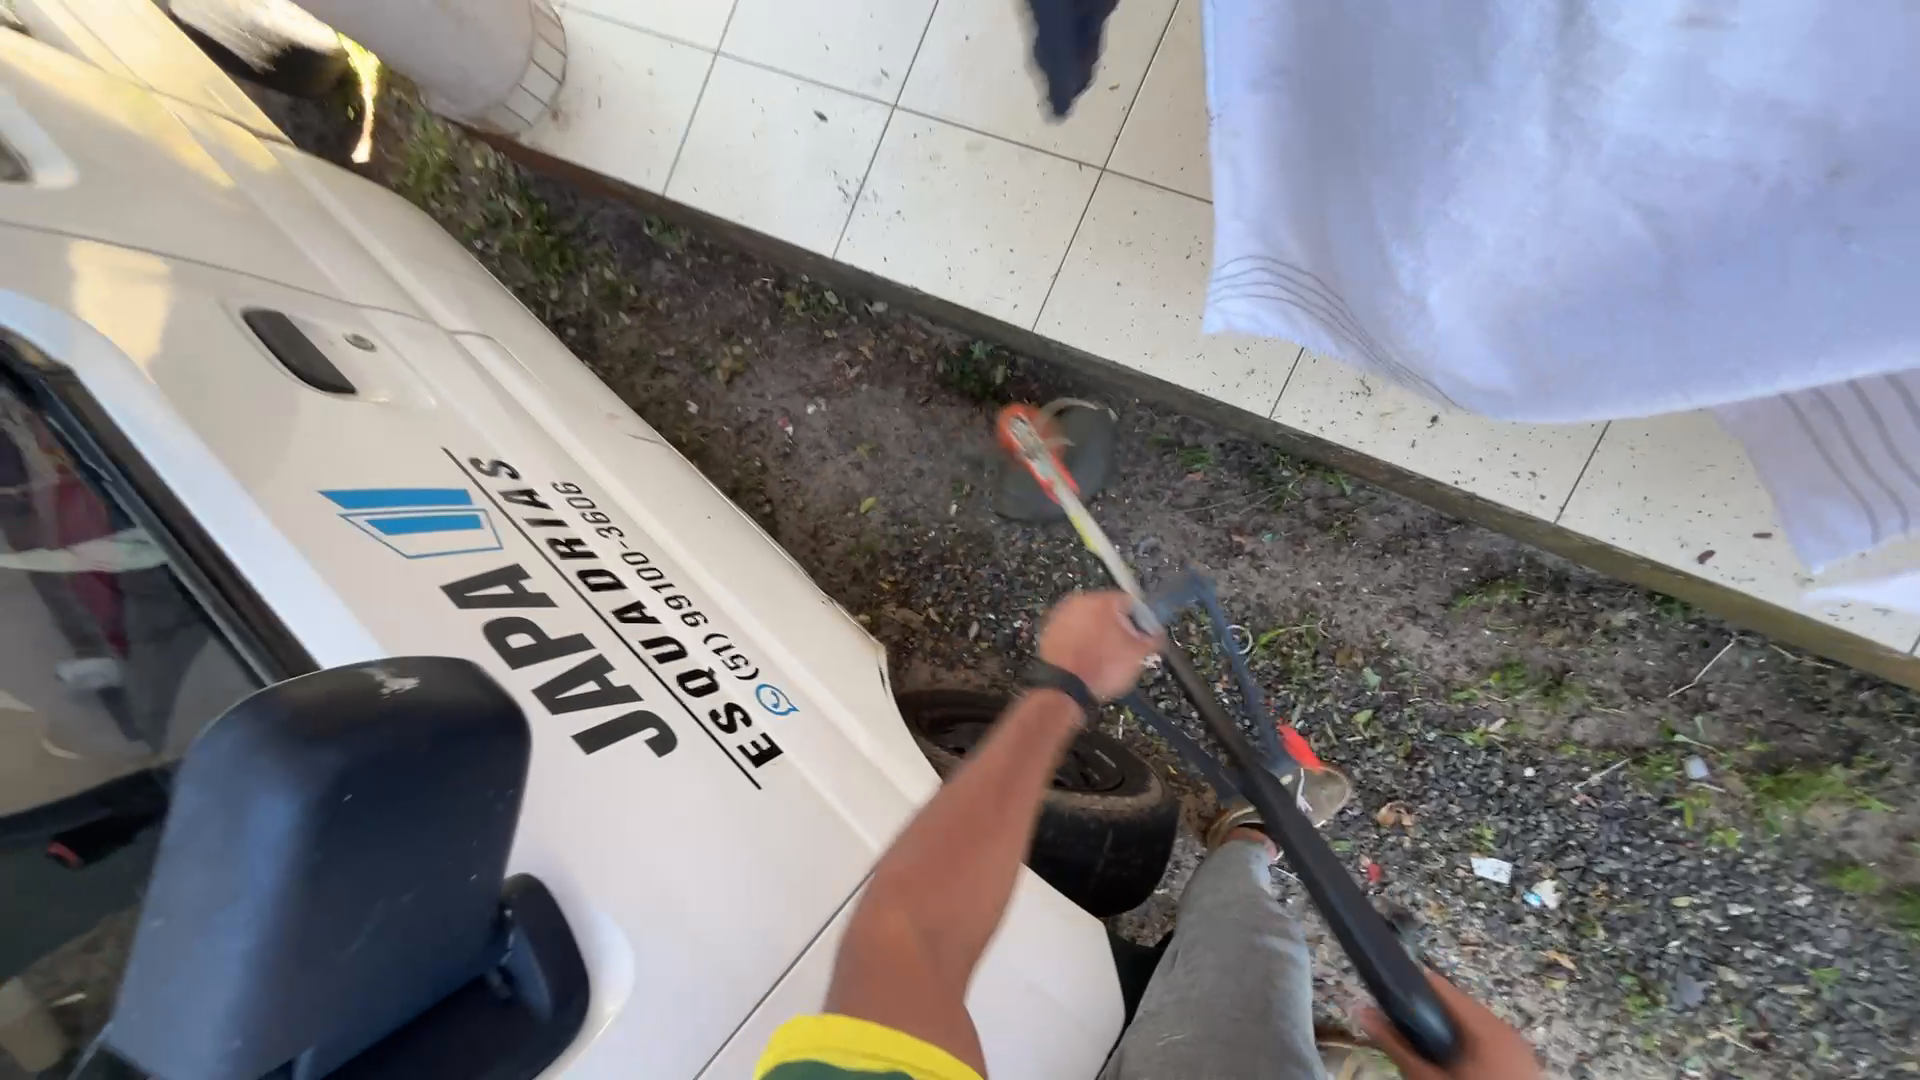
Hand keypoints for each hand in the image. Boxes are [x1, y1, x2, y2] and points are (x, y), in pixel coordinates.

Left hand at [1036, 591, 1161, 700]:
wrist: (1065, 688)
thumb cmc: (1097, 671)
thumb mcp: (1139, 655)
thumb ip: (1153, 638)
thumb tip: (1156, 634)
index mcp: (1103, 600)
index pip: (1131, 602)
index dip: (1142, 621)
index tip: (1144, 634)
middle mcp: (1079, 602)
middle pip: (1108, 610)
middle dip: (1119, 628)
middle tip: (1125, 649)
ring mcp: (1062, 615)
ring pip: (1089, 622)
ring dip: (1099, 635)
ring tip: (1105, 658)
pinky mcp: (1050, 631)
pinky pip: (1073, 633)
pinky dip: (1081, 643)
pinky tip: (1088, 660)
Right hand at [1358, 971, 1540, 1079]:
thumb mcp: (1427, 1078)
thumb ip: (1394, 1044)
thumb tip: (1360, 1010)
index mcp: (1486, 1025)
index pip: (1437, 984)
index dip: (1406, 987)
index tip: (1384, 999)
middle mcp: (1505, 1029)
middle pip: (1452, 1004)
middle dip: (1424, 1016)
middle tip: (1403, 1034)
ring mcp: (1518, 1049)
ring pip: (1468, 1024)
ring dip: (1443, 1032)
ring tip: (1424, 1053)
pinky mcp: (1522, 1066)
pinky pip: (1485, 1042)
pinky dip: (1464, 1047)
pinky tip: (1451, 1066)